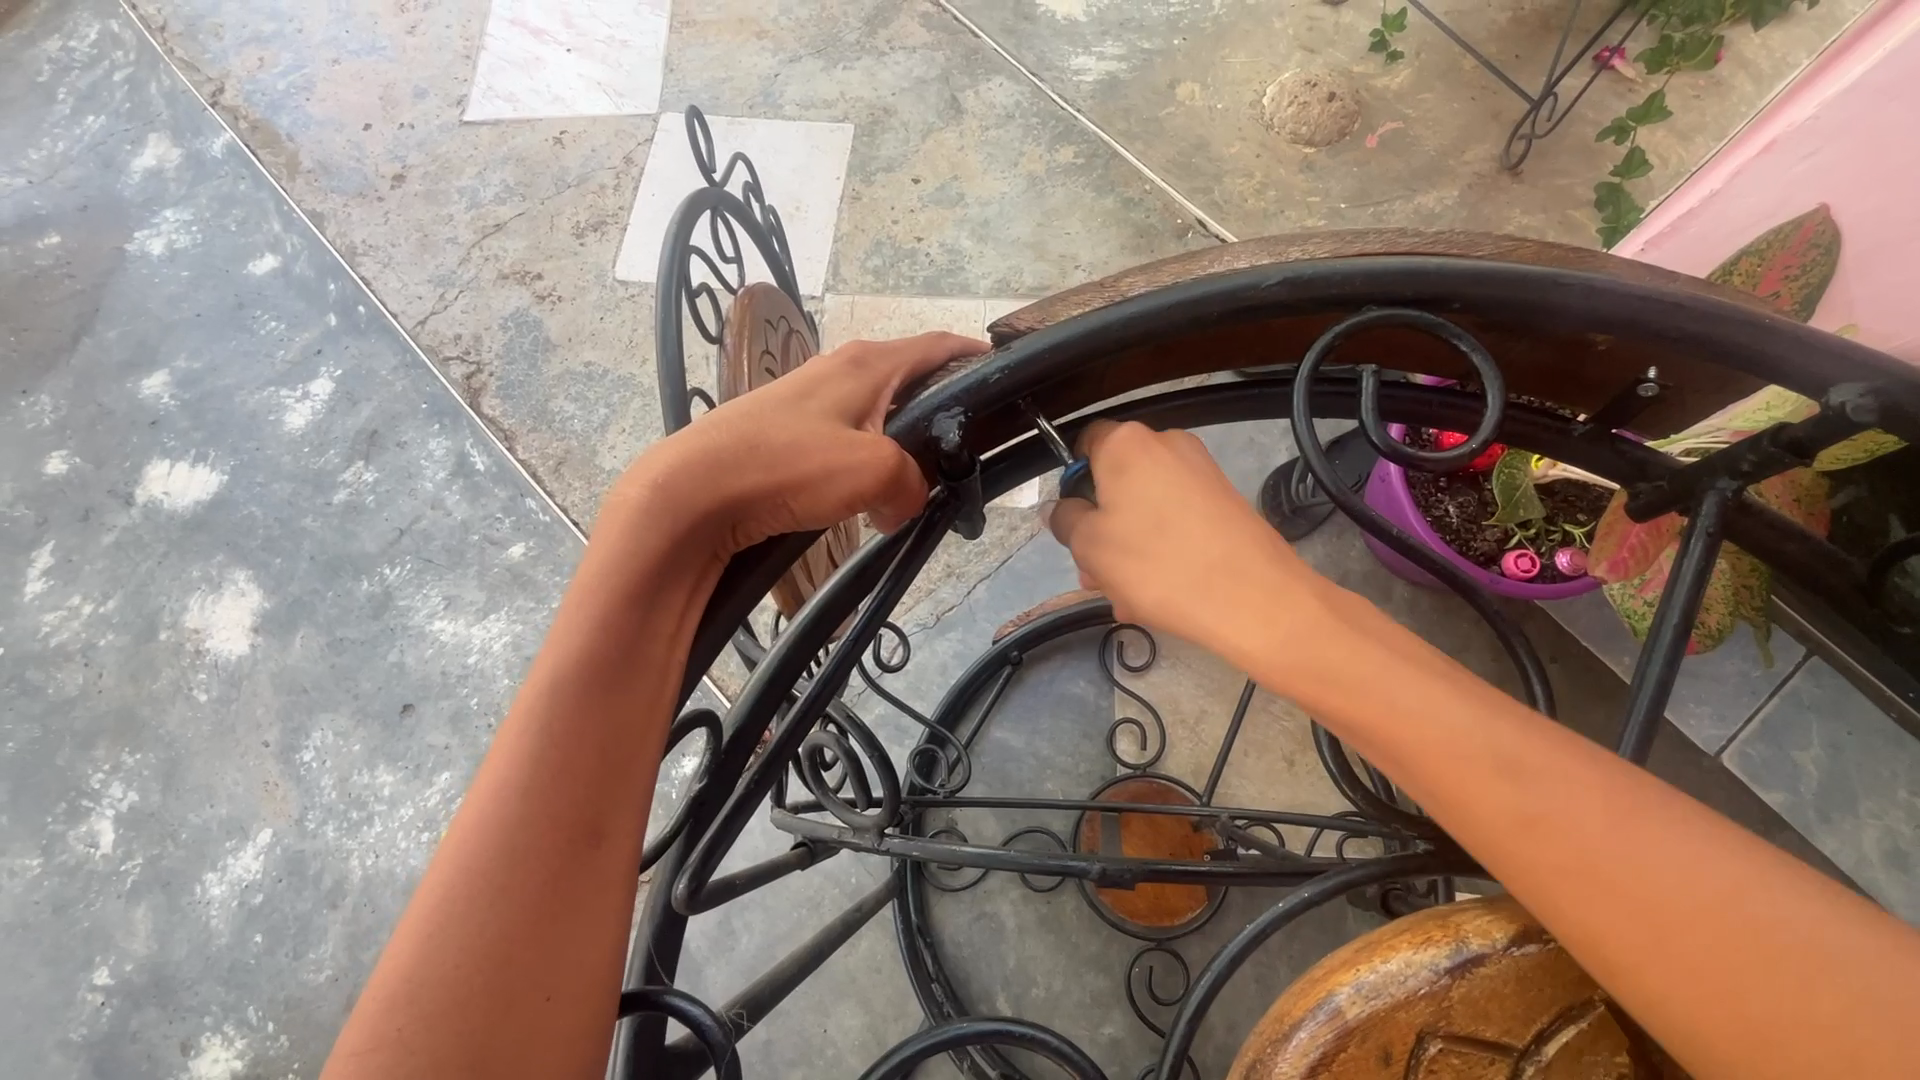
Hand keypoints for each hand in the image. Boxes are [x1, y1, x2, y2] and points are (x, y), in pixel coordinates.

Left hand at [616, 331, 987, 556]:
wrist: (692, 492)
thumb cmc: (785, 466)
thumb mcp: (872, 472)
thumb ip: (911, 484)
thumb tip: (904, 502)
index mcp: (867, 364)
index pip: (936, 346)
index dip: (974, 356)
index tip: (1005, 378)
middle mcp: (839, 369)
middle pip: (908, 382)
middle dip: (941, 412)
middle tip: (965, 454)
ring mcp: (808, 400)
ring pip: (876, 419)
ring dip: (901, 447)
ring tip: (915, 486)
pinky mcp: (785, 433)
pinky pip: (846, 443)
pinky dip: (867, 466)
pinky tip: (865, 501)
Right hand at [1045, 421, 1339, 662]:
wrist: (1252, 597)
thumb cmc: (1156, 563)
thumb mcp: (1090, 546)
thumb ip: (1065, 521)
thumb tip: (1061, 509)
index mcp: (1126, 444)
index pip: (1085, 442)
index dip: (1071, 479)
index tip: (1071, 520)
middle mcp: (1166, 445)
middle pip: (1117, 481)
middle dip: (1100, 526)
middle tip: (1094, 573)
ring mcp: (1200, 472)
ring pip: (1145, 507)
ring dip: (1127, 546)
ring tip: (1125, 595)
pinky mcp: (1224, 501)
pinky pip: (1176, 519)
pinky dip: (1161, 548)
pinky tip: (1157, 592)